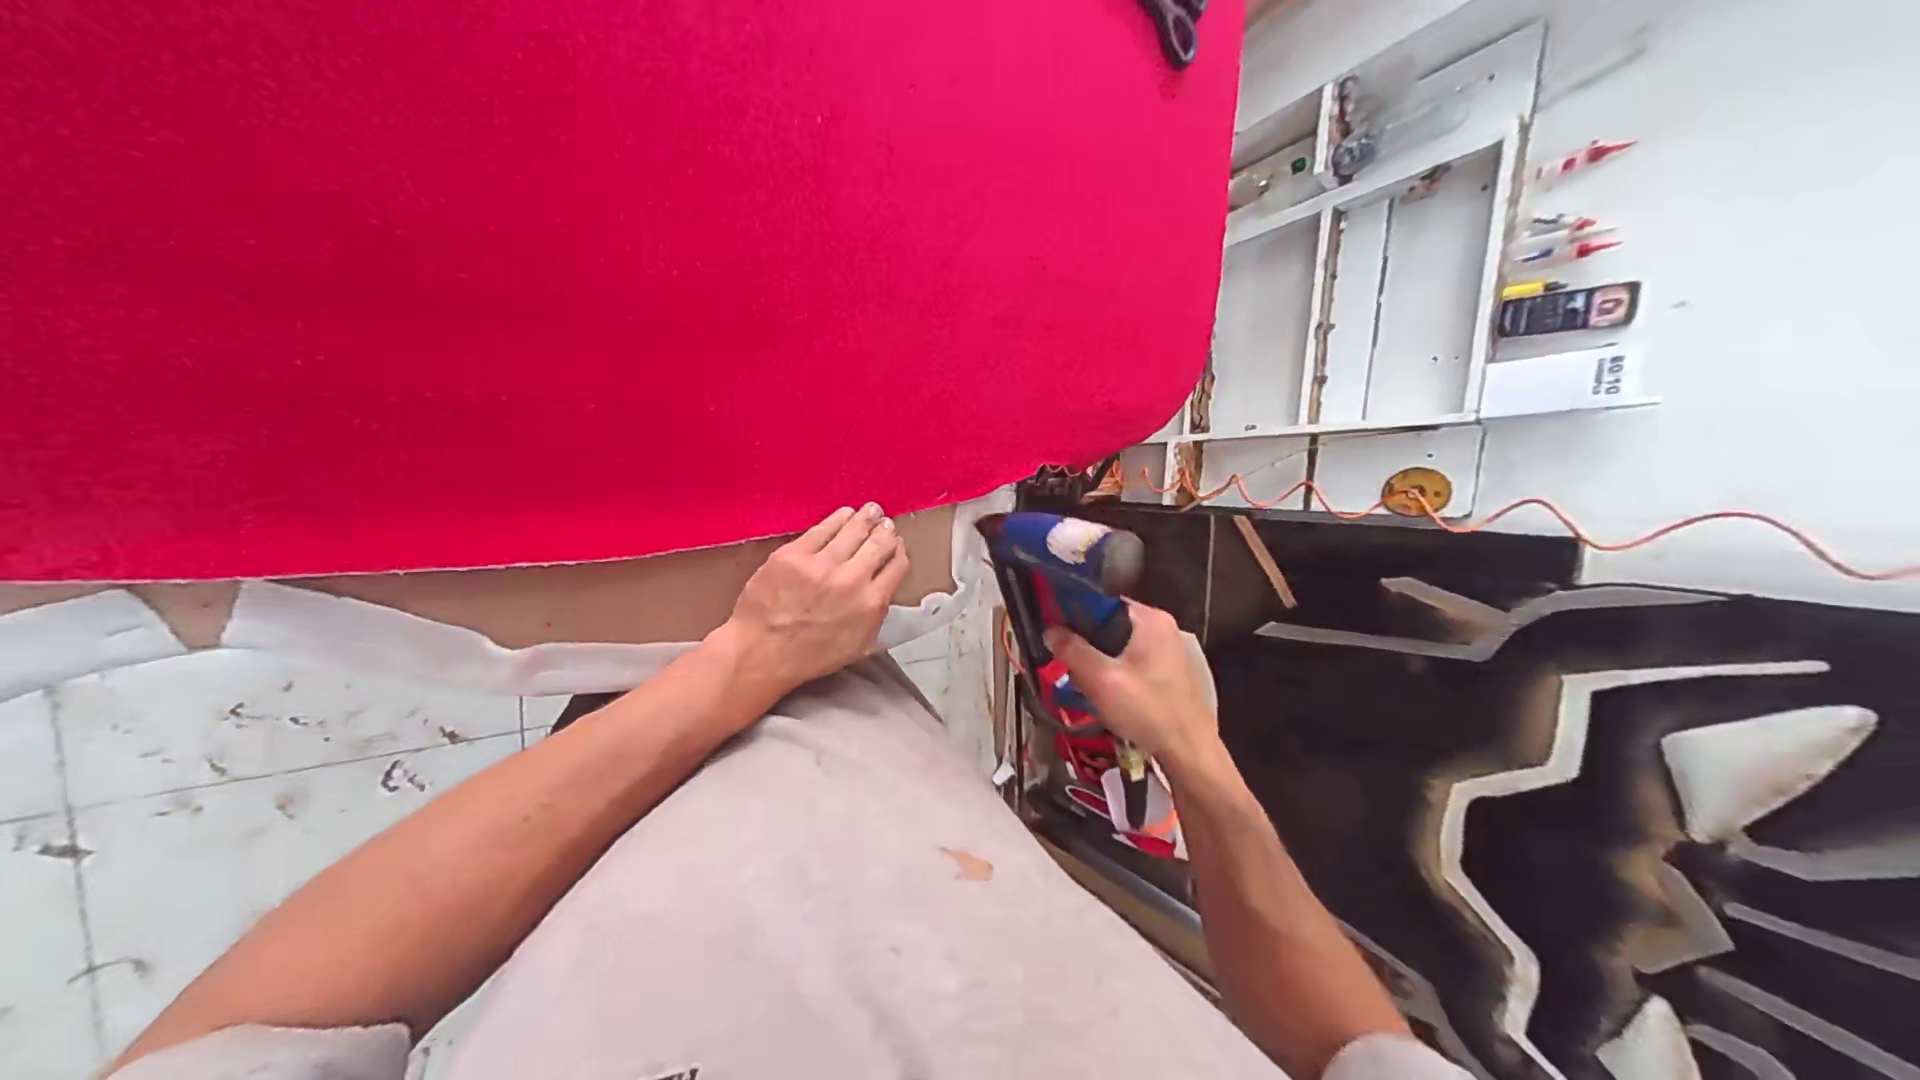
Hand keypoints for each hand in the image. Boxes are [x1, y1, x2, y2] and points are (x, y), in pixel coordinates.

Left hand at [713, 502, 909, 692]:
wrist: (761, 653)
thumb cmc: (809, 656)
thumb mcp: (858, 645)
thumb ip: (876, 614)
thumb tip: (884, 586)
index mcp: (870, 604)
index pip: (897, 564)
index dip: (898, 551)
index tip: (896, 546)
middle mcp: (851, 580)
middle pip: (880, 542)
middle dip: (886, 531)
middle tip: (885, 524)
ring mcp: (821, 565)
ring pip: (854, 529)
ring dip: (867, 517)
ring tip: (871, 510)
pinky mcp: (794, 555)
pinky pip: (823, 528)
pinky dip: (838, 518)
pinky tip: (844, 514)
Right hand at [1043, 601, 1217, 763]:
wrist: (1189, 751)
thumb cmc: (1147, 709)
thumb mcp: (1102, 680)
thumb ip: (1072, 651)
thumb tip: (1049, 630)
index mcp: (1150, 618)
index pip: (1102, 601)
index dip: (1076, 613)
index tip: (1056, 631)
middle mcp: (1163, 626)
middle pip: (1110, 623)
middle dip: (1087, 643)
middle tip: (1068, 663)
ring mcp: (1169, 648)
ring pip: (1120, 644)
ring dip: (1100, 659)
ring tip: (1084, 681)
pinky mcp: (1169, 670)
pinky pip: (1133, 659)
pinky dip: (1116, 670)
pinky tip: (1106, 691)